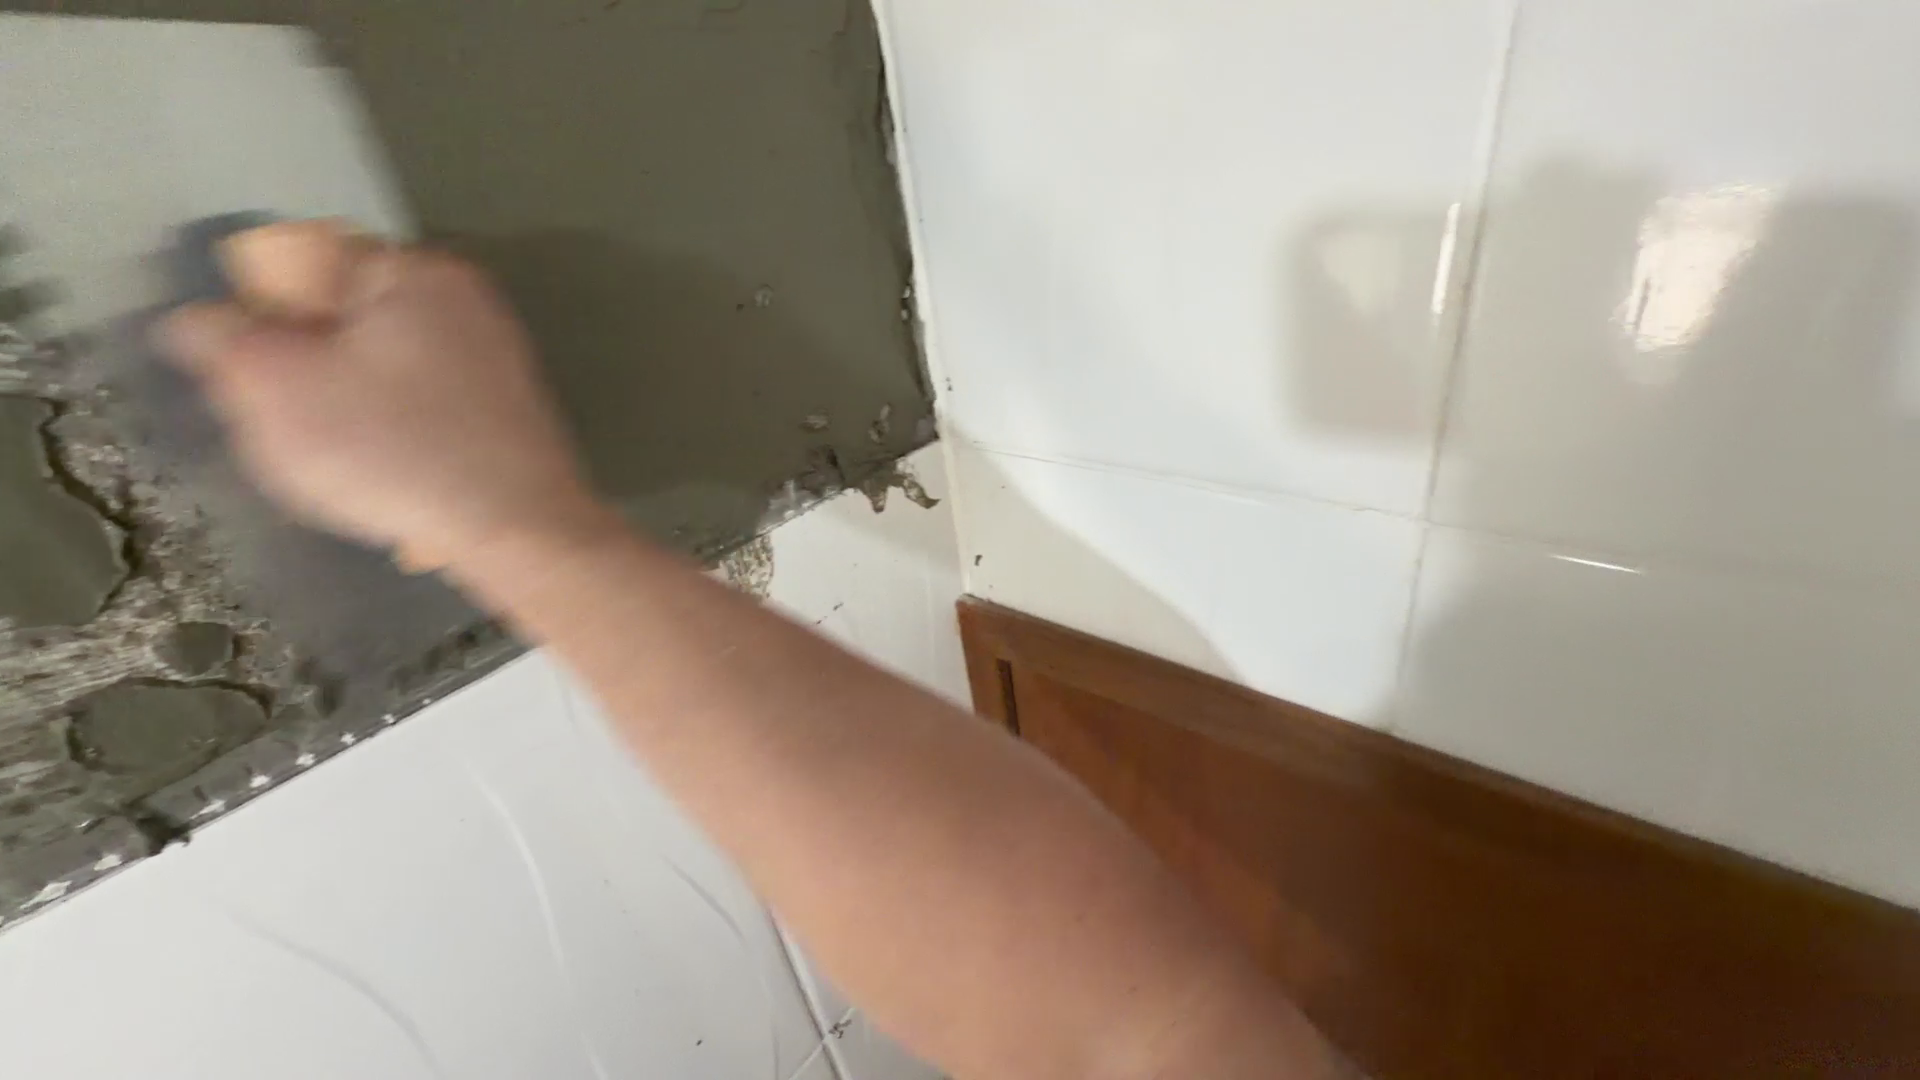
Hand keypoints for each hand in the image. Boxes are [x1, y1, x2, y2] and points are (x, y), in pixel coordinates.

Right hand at [159, 221, 603, 569]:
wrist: (518, 528)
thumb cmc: (397, 448)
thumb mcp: (275, 385)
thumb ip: (223, 338)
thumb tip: (205, 322)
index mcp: (420, 273)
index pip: (302, 261)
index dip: (262, 315)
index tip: (258, 370)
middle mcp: (470, 305)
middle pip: (345, 320)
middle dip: (307, 365)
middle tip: (297, 421)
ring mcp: (499, 361)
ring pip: (382, 371)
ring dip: (349, 408)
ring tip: (346, 456)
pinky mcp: (510, 414)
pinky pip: (426, 410)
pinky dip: (399, 433)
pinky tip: (392, 471)